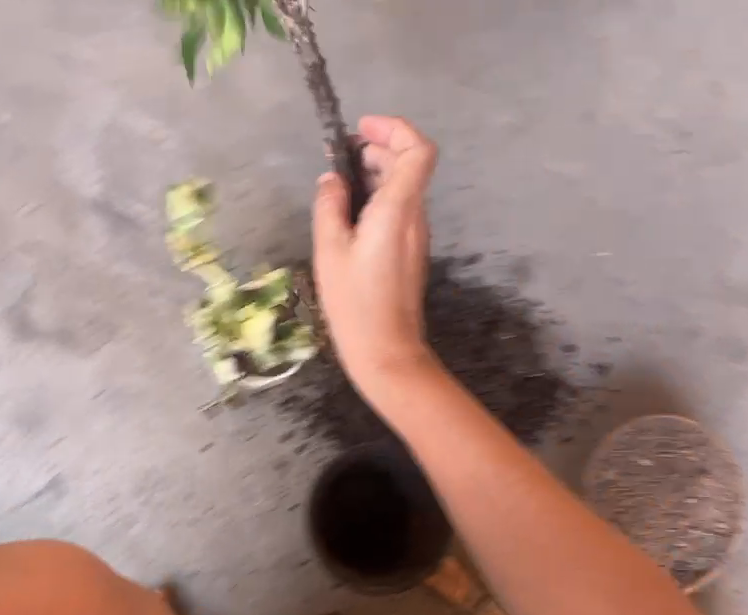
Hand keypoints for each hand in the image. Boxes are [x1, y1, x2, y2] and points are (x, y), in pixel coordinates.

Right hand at [312, 115, 439, 387]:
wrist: (387, 353)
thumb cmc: (356, 305)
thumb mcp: (330, 251)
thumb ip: (329, 207)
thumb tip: (332, 180)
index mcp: (398, 209)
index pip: (417, 150)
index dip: (394, 129)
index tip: (362, 130)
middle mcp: (414, 218)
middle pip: (408, 165)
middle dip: (377, 148)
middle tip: (341, 157)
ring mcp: (415, 237)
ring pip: (403, 189)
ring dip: (375, 176)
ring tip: (339, 186)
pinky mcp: (409, 255)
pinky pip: (398, 213)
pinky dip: (377, 201)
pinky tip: (349, 217)